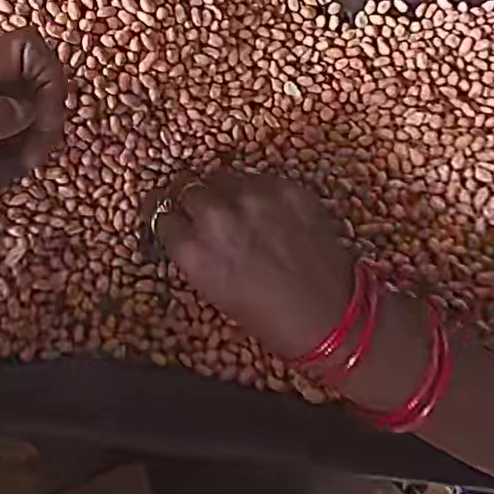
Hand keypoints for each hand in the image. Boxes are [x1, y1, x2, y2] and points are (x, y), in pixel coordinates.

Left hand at [0, 27, 67, 287]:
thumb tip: (23, 104)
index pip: (23, 48)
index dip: (46, 86)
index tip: (39, 133)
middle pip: (27, 79)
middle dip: (40, 120)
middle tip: (22, 163)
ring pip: (21, 111)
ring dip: (25, 145)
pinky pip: (5, 139)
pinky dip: (9, 161)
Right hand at [152, 172, 355, 360]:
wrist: (334, 317)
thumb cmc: (268, 318)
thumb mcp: (213, 289)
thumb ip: (194, 252)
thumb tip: (185, 227)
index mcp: (193, 251)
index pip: (160, 213)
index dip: (163, 213)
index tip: (166, 212)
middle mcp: (217, 218)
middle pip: (186, 187)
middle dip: (189, 197)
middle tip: (199, 207)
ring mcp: (253, 199)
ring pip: (220, 175)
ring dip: (221, 190)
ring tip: (236, 209)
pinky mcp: (286, 188)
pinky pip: (257, 179)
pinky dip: (256, 191)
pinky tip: (267, 212)